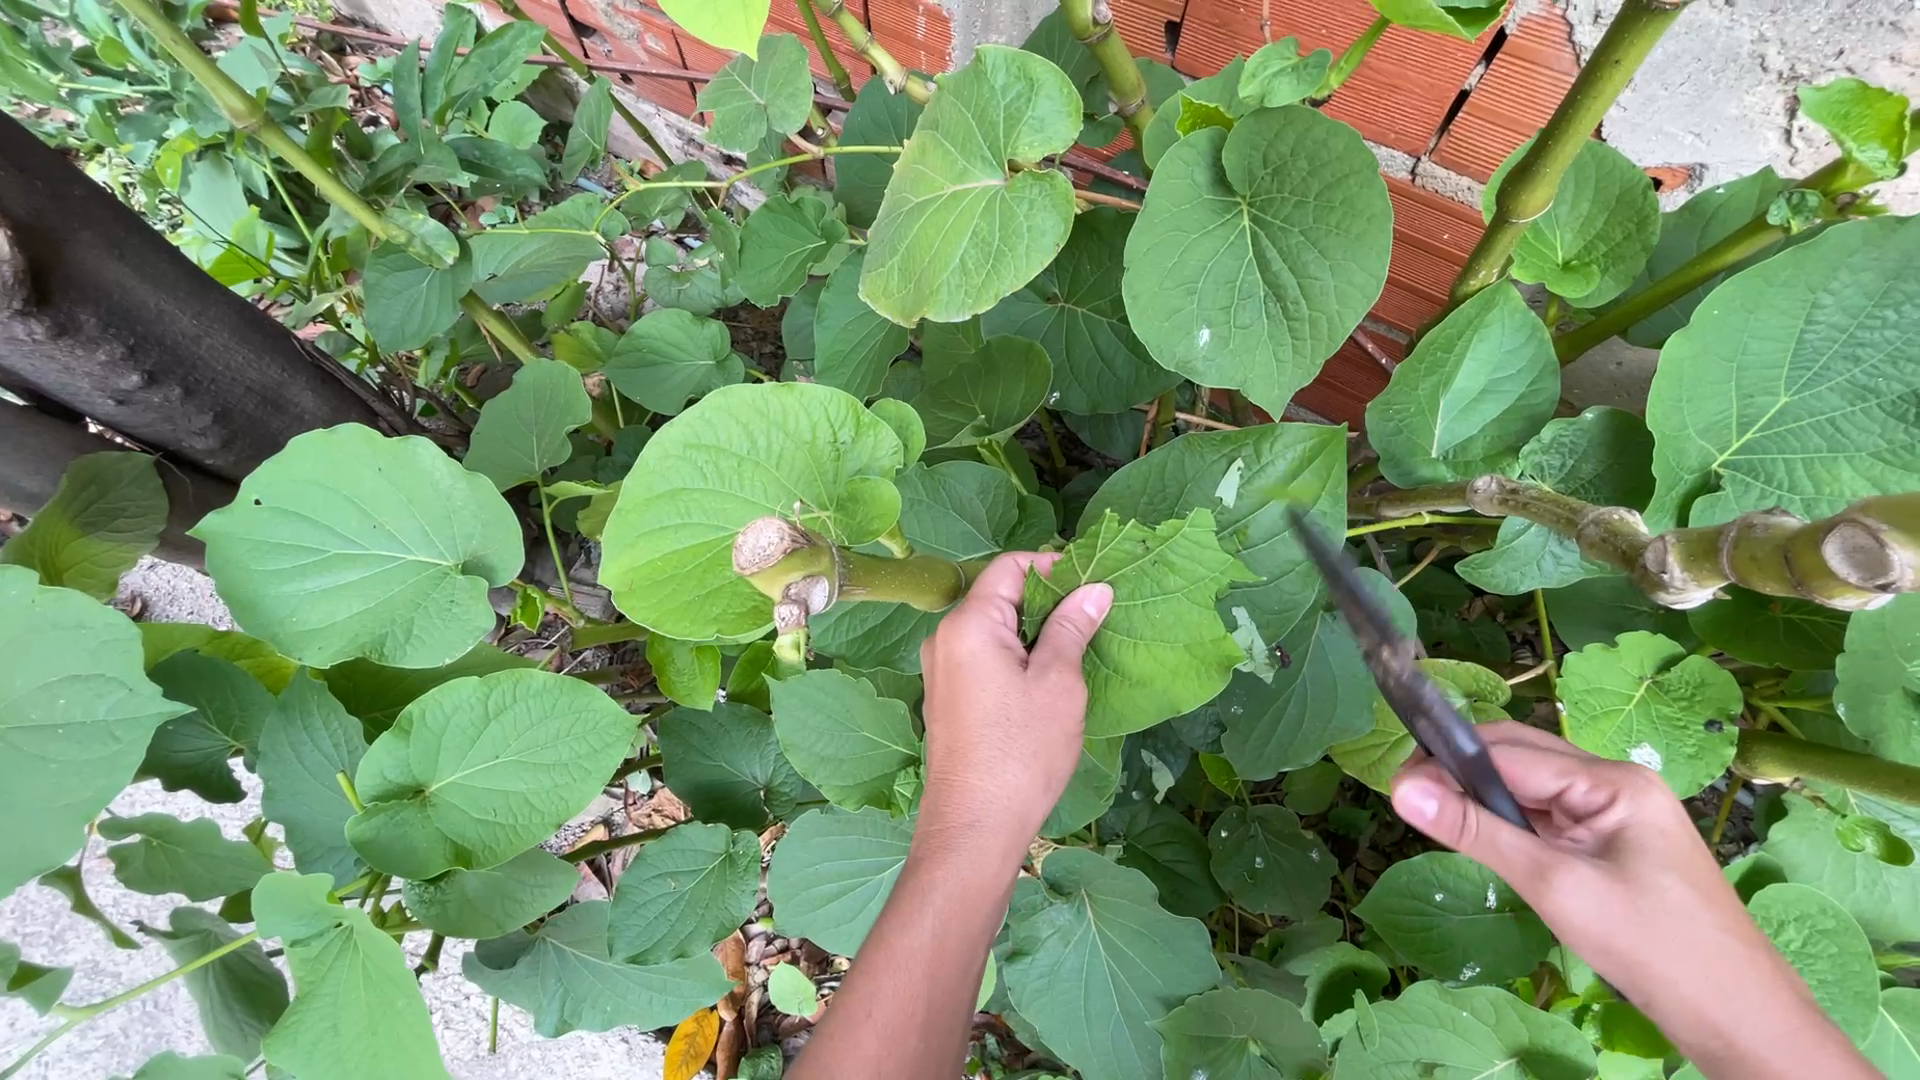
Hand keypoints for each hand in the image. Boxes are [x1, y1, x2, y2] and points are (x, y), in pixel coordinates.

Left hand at [916, 552, 1111, 860]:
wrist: (975, 826)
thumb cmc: (1022, 750)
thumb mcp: (1059, 682)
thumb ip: (1073, 626)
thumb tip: (1095, 588)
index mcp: (968, 623)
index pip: (1009, 567)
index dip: (1052, 566)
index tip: (1091, 583)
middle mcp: (944, 637)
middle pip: (998, 596)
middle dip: (1046, 600)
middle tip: (1091, 617)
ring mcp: (941, 668)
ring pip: (992, 628)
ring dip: (1033, 631)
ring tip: (1076, 647)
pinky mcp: (947, 695)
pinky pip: (982, 656)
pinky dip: (1015, 655)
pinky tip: (1046, 676)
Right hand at [1391, 722, 1873, 1078]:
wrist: (1741, 1022)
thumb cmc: (1650, 946)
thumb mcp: (1552, 884)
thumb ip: (1474, 831)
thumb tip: (1398, 789)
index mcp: (1611, 780)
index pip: (1508, 752)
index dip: (1447, 762)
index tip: (1397, 787)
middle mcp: (1613, 782)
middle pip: (1516, 757)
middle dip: (1459, 771)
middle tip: (1410, 798)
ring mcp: (1613, 811)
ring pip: (1525, 785)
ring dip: (1479, 796)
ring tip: (1437, 817)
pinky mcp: (1607, 840)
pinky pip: (1541, 813)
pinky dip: (1504, 819)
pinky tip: (1479, 835)